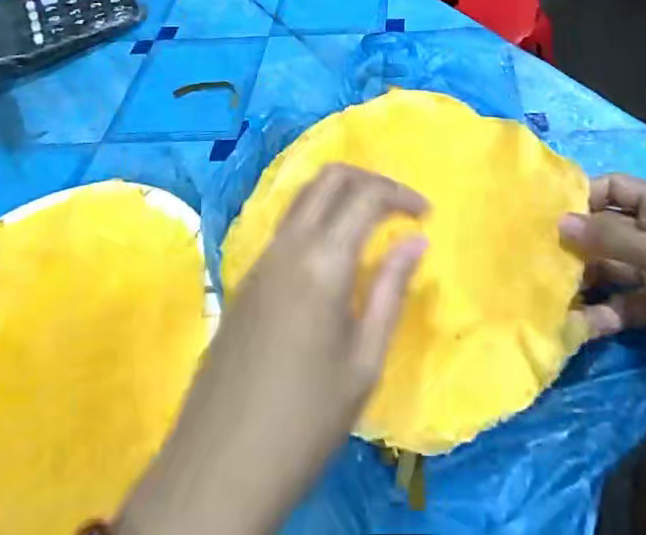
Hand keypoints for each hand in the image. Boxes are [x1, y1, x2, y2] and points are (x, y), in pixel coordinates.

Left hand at [118, 164, 427, 534]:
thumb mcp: (364, 361)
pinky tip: (336, 256)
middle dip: (370, 180)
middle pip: (328, 178)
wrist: (219, 466)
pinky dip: (318, 218)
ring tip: (373, 225)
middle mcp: (287, 246)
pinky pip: (286, 226)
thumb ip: (390, 290)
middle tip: (400, 207)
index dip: (401, 195)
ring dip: (341, 195)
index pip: (365, 196)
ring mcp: (259, 260)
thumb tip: (415, 240)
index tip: (426, 215)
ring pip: (303, 197)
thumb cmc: (306, 420)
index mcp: (321, 262)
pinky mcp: (245, 279)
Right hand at [558, 173, 645, 417]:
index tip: (544, 215)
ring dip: (584, 281)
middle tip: (536, 260)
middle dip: (576, 243)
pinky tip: (580, 325)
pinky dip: (602, 314)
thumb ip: (613, 240)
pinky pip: (624, 305)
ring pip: (611, 270)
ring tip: (549, 295)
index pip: (614, 187)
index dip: (582, 196)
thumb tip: (558, 223)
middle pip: (607, 230)